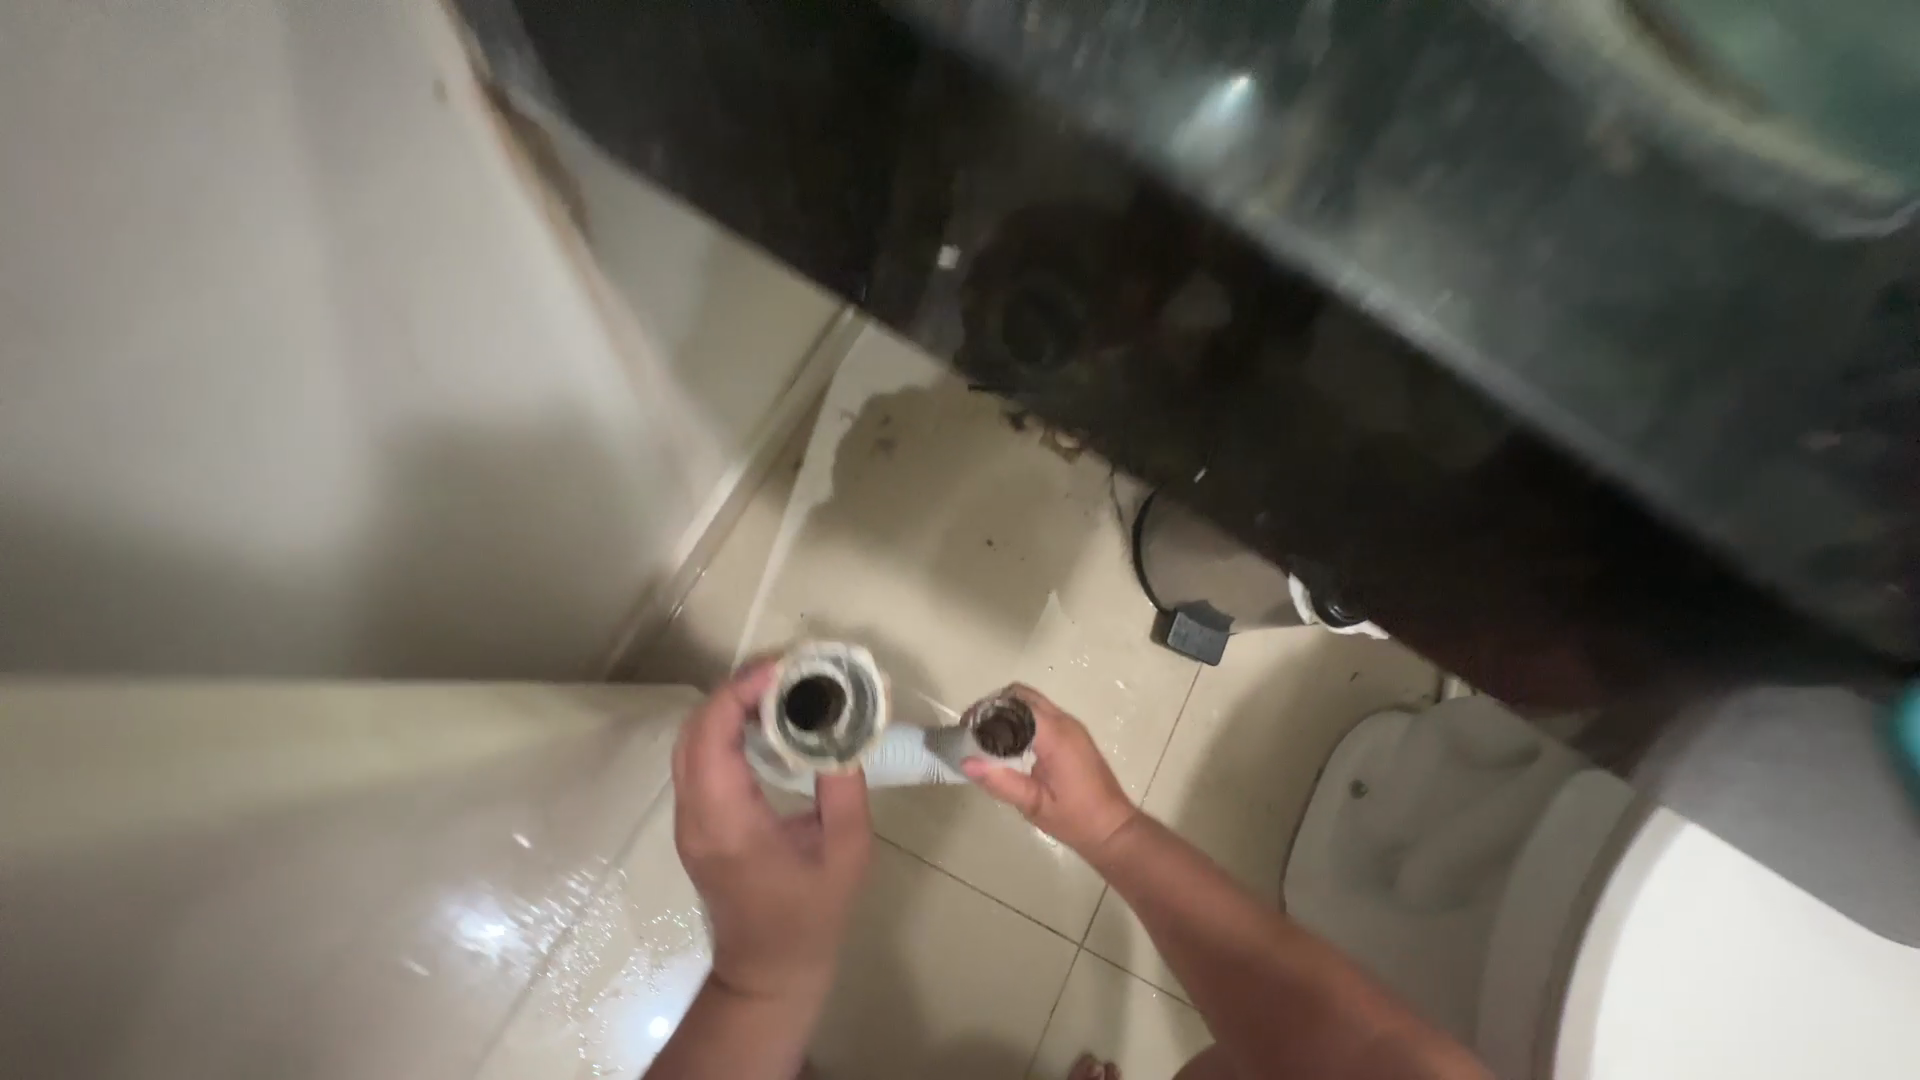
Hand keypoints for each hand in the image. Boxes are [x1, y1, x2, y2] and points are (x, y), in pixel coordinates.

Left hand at [672, 661, 871, 1000]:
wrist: (768, 973)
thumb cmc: (812, 917)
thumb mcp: (847, 850)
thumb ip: (844, 782)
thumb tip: (849, 722)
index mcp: (727, 822)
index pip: (712, 735)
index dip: (741, 691)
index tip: (786, 669)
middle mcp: (695, 814)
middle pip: (694, 729)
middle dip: (737, 689)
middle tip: (789, 671)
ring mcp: (689, 819)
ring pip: (692, 740)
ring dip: (731, 705)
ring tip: (782, 687)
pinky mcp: (696, 821)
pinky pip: (700, 757)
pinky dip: (727, 727)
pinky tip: (767, 721)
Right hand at [960, 684, 1140, 858]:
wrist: (1112, 828)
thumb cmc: (1075, 819)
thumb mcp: (1033, 804)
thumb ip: (1000, 781)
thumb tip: (966, 762)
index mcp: (1055, 736)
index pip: (1015, 704)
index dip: (987, 710)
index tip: (967, 728)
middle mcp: (1064, 722)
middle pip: (1022, 695)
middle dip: (994, 706)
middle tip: (973, 730)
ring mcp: (1071, 726)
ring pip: (1032, 702)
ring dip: (1007, 711)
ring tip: (986, 736)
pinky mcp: (1073, 734)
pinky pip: (1041, 714)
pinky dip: (1021, 720)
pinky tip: (1008, 744)